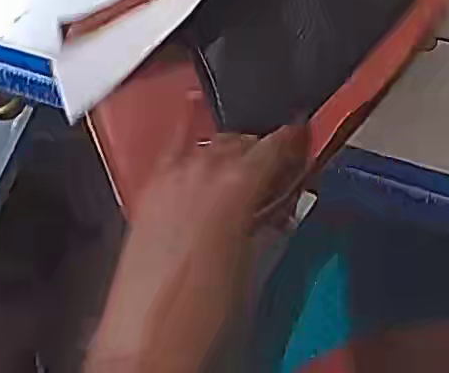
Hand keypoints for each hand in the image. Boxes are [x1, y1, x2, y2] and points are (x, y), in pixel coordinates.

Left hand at [86, 125, 307, 372]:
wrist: (147, 340)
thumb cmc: (201, 314)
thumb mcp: (252, 265)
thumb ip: (266, 222)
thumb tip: (277, 206)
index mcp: (236, 187)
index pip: (272, 147)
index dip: (291, 139)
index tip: (301, 135)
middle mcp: (202, 169)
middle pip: (241, 141)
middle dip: (262, 149)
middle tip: (278, 164)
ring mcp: (172, 174)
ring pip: (211, 143)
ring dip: (230, 149)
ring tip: (243, 164)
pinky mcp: (150, 185)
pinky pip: (171, 144)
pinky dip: (185, 125)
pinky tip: (190, 107)